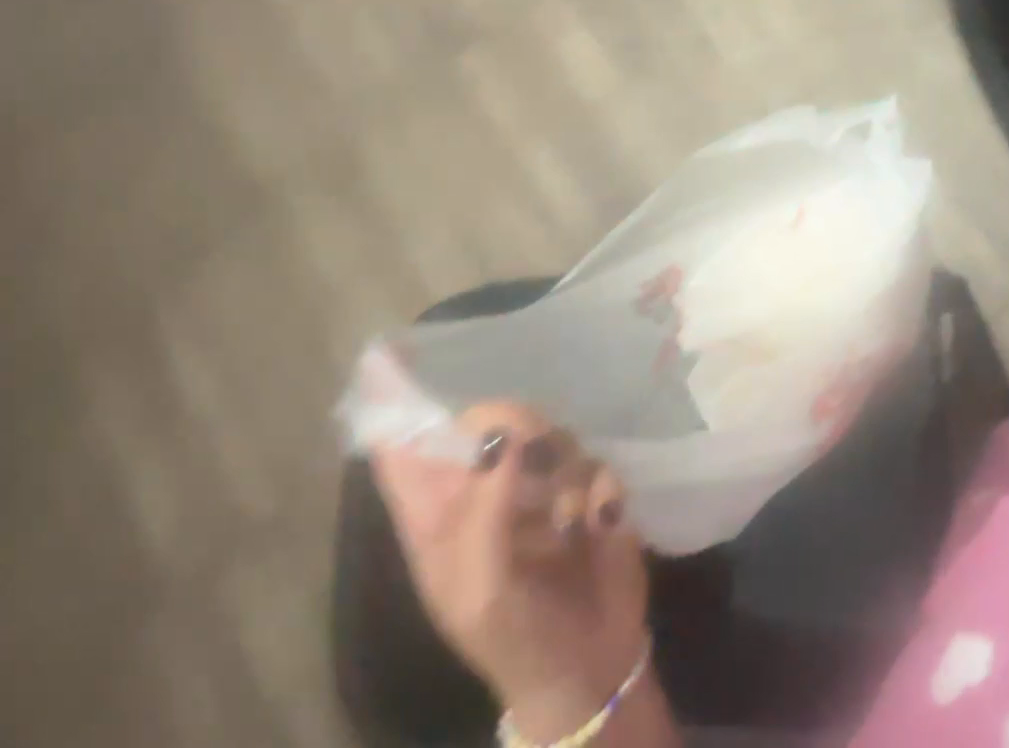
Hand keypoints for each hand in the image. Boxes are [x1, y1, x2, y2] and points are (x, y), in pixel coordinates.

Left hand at [372, 401, 653, 739]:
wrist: (588, 665)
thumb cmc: (514, 637)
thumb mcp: (481, 584)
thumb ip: (485, 506)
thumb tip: (504, 431)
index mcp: (439, 516)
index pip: (402, 448)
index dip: (395, 404)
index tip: (397, 355)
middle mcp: (489, 492)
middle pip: (492, 423)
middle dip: (517, 428)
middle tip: (539, 451)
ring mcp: (543, 492)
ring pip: (553, 436)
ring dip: (567, 470)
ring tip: (572, 519)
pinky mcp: (593, 496)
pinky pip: (599, 463)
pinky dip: (601, 488)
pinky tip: (601, 523)